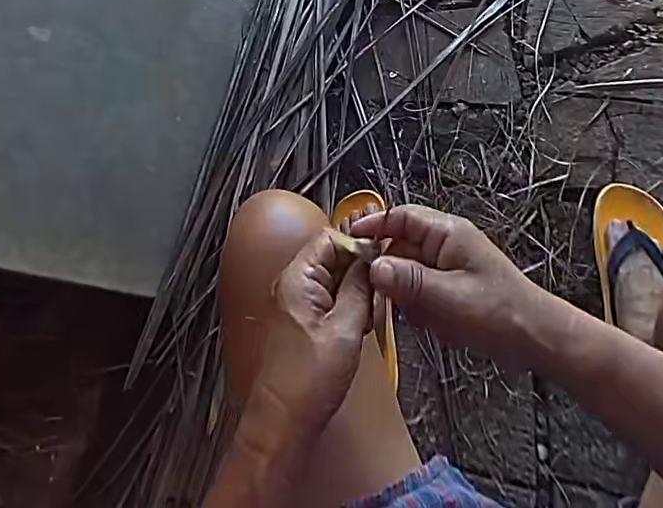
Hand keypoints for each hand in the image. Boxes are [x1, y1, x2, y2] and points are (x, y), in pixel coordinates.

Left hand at [246, 228, 375, 439]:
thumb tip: (371, 259)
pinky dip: (345, 308)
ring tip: (366, 317)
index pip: (331, 238)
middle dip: (358, 273)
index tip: (380, 261)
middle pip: (332, 257)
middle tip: (375, 297)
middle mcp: (291, 284)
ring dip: (354, 293)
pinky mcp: (299, 321)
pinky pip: (327, 300)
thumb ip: (360, 287)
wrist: (282, 425)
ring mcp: (293, 302)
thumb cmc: (307, 382)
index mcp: (297, 277)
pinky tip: (356, 328)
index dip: (359, 246)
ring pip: (332, 280)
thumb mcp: (346, 328)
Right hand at [350, 204, 550, 366]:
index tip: (350, 241)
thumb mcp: (450, 297)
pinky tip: (427, 322)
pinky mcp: (449, 287)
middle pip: (399, 245)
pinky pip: (419, 289)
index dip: (373, 225)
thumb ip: (410, 281)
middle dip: (388, 269)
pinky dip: (416, 305)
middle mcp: (444, 243)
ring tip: (414, 314)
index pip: (400, 216)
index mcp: (447, 232)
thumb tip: (373, 266)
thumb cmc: (500, 311)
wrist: (538, 339)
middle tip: (377, 294)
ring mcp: (447, 265)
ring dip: (403, 293)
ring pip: (406, 270)